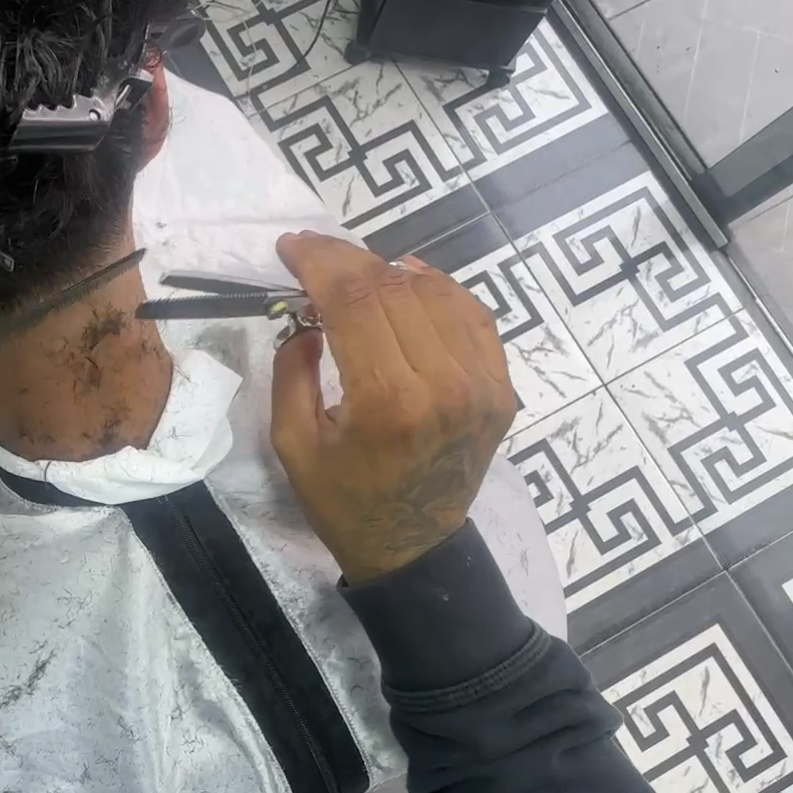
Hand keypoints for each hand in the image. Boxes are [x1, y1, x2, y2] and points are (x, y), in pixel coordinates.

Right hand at [270, 232, 514, 584]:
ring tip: (351, 272)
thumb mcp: (293, 445)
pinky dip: (437, 288)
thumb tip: (307, 320)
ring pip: (435, 292)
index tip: (291, 246)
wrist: (411, 547)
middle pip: (393, 287)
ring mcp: (482, 383)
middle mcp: (444, 383)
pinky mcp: (501, 387)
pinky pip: (471, 314)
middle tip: (312, 252)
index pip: (353, 300)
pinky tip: (407, 279)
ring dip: (387, 271)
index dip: (319, 262)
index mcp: (387, 402)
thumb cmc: (343, 503)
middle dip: (345, 259)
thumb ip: (291, 373)